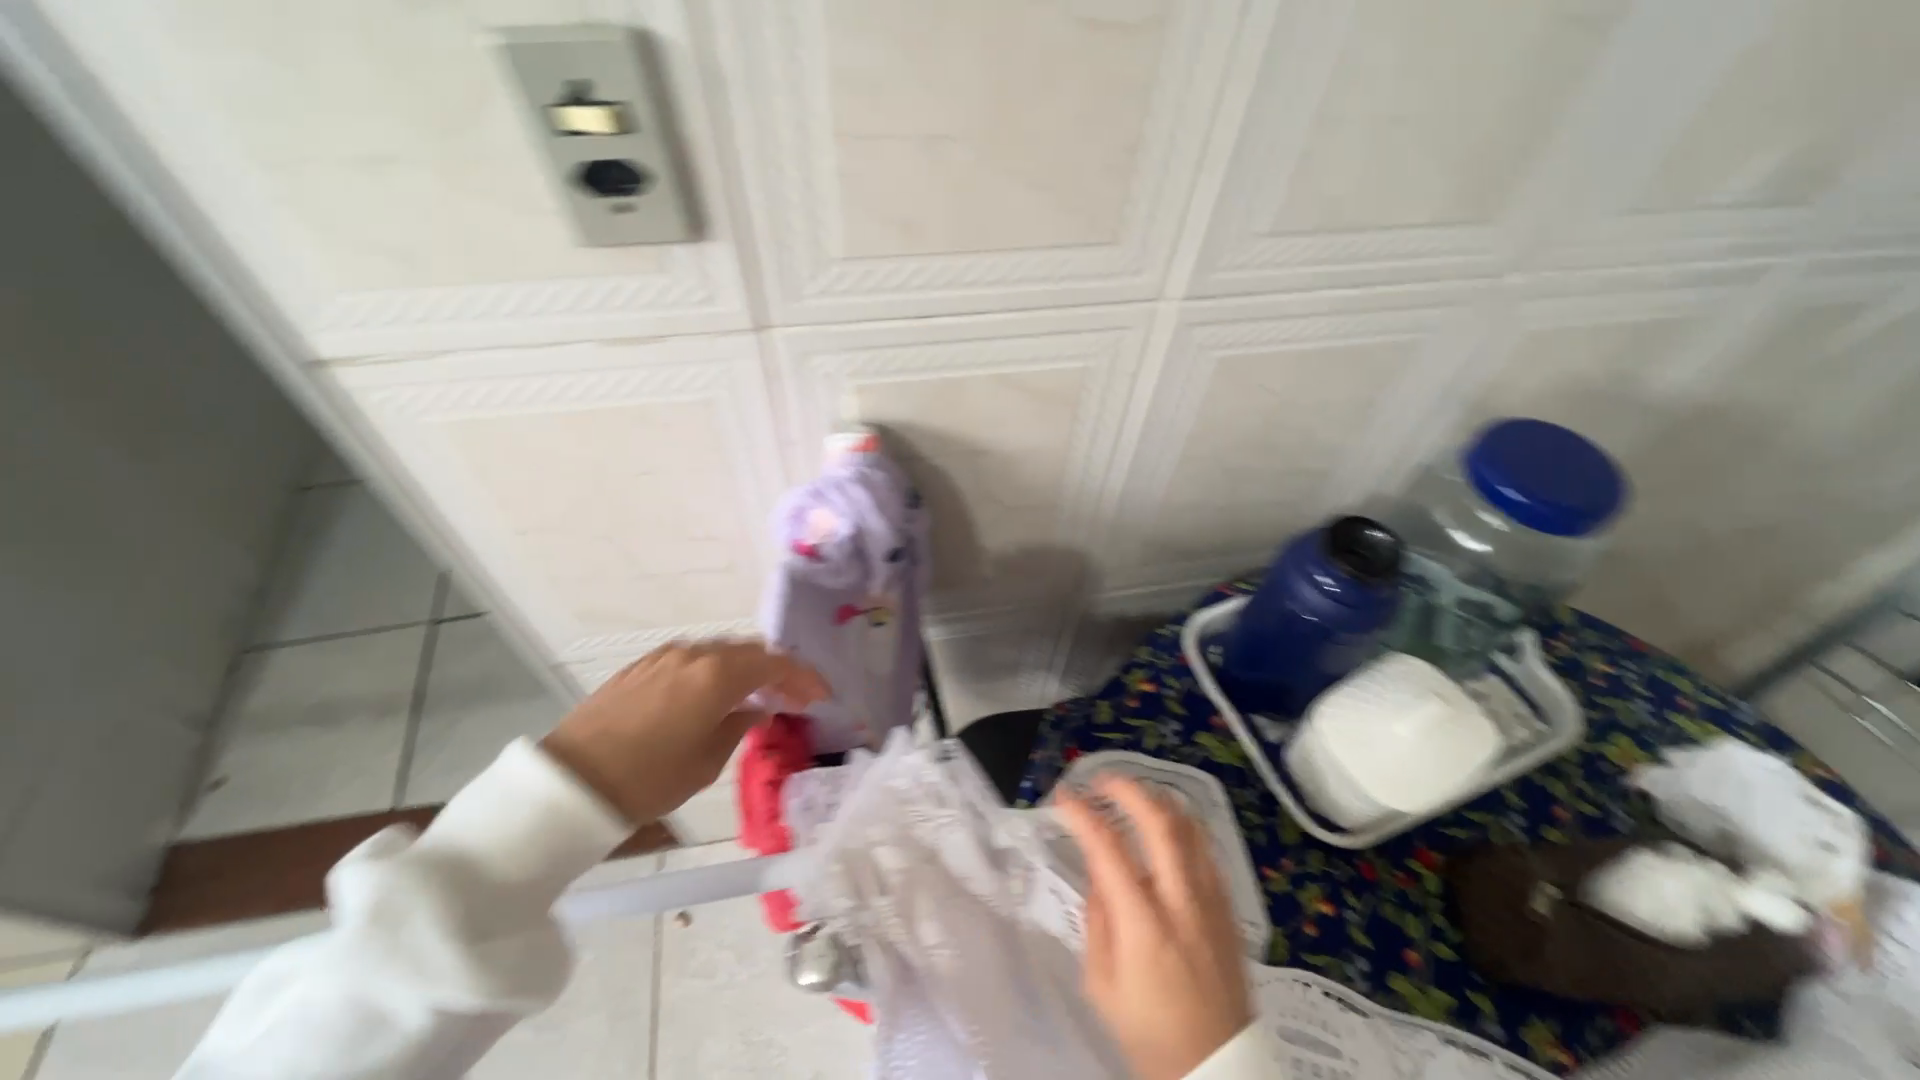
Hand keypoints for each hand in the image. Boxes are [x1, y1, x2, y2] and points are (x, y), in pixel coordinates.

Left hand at [541, 640, 826, 825]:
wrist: (573, 782)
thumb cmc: (649, 778)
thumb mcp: (707, 762)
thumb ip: (739, 727)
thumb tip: (755, 711)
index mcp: (718, 675)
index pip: (775, 664)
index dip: (803, 678)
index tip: (820, 696)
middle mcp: (694, 654)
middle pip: (748, 651)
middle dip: (775, 671)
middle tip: (792, 698)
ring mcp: (664, 657)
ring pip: (718, 652)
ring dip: (742, 670)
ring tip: (754, 698)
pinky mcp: (640, 667)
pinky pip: (690, 660)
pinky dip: (712, 672)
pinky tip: (712, 697)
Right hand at [1057, 775, 1252, 1079]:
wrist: (1217, 1066)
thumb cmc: (1149, 1033)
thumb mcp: (1101, 985)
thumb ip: (1098, 921)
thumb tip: (1098, 874)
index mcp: (1143, 924)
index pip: (1108, 848)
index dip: (1082, 815)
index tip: (1064, 797)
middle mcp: (1182, 902)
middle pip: (1161, 821)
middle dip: (1128, 789)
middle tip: (1102, 781)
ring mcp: (1213, 902)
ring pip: (1192, 828)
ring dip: (1160, 801)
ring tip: (1134, 795)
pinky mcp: (1231, 910)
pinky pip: (1207, 851)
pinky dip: (1183, 828)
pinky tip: (1167, 831)